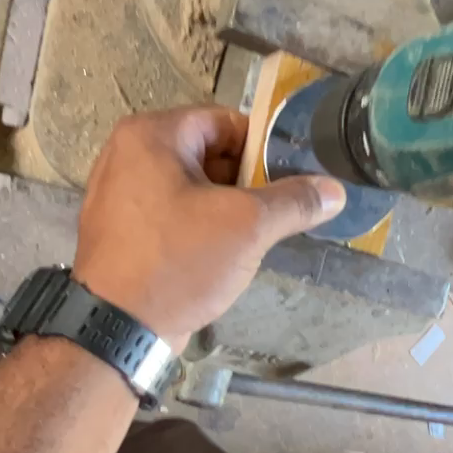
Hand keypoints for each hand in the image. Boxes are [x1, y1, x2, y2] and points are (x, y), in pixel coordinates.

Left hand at [73, 106, 345, 343]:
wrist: (118, 329)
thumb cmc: (178, 263)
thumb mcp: (247, 228)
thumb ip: (293, 202)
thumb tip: (335, 191)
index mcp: (151, 135)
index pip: (225, 123)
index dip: (264, 151)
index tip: (290, 182)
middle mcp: (127, 155)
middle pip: (207, 155)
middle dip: (244, 186)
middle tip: (272, 216)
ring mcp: (117, 195)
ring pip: (191, 189)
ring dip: (224, 211)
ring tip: (249, 241)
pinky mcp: (119, 231)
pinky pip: (170, 216)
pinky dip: (197, 229)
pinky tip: (216, 258)